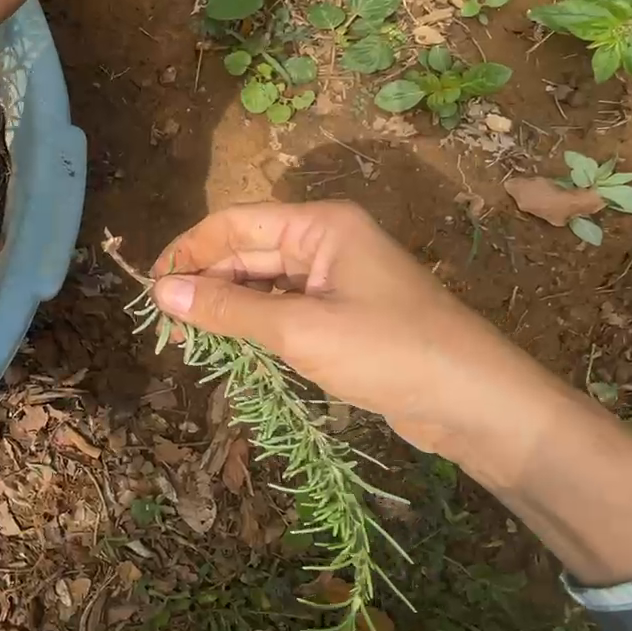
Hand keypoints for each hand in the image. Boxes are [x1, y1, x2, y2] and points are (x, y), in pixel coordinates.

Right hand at [149, 200, 569, 484]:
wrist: (481, 406)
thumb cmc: (390, 352)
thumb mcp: (298, 331)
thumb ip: (225, 309)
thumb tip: (160, 292)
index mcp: (319, 226)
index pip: (233, 224)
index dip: (187, 251)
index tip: (151, 288)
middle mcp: (324, 242)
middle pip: (244, 252)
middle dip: (202, 284)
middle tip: (165, 325)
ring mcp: (333, 279)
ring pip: (259, 283)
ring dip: (224, 308)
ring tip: (188, 339)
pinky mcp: (340, 313)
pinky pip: (279, 308)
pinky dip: (251, 324)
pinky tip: (228, 346)